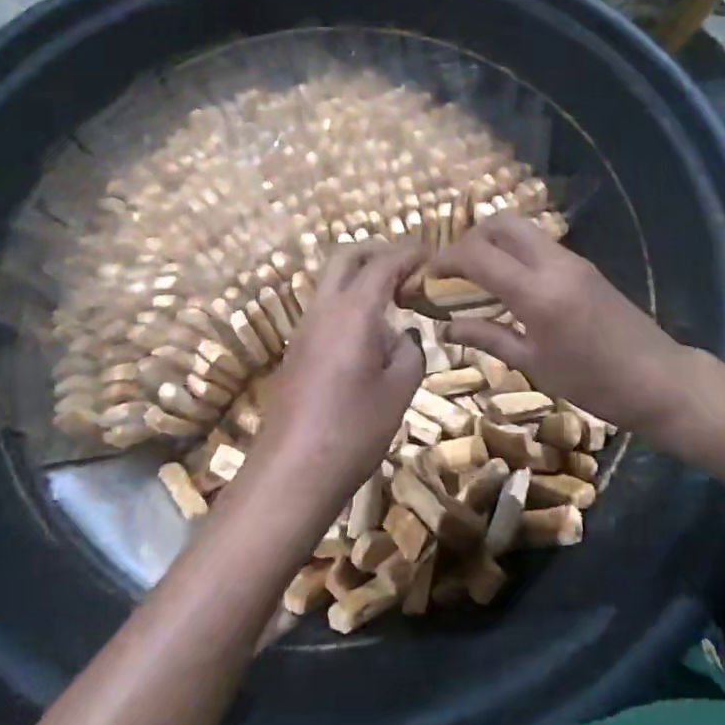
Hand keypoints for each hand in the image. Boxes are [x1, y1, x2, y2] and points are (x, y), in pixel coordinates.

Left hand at [254, 241, 424, 501]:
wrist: (292, 473)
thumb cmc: (354, 429)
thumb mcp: (399, 390)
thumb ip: (409, 352)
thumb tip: (404, 335)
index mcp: (353, 312)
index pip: (383, 263)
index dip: (409, 253)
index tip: (431, 253)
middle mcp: (322, 311)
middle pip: (344, 259)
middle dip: (376, 252)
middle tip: (407, 265)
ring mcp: (303, 332)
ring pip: (331, 285)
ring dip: (360, 280)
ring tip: (395, 300)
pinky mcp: (295, 354)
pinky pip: (325, 312)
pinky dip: (350, 306)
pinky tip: (371, 337)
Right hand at [427, 213, 692, 432]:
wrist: (657, 378)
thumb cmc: (593, 383)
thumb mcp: (534, 365)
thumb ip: (488, 338)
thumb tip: (447, 327)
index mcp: (537, 293)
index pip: (478, 256)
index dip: (446, 259)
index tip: (427, 275)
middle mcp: (554, 265)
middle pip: (502, 224)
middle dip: (469, 239)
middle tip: (454, 270)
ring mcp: (573, 261)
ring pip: (522, 231)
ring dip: (493, 243)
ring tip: (476, 277)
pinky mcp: (584, 266)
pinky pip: (540, 246)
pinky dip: (515, 253)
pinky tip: (508, 284)